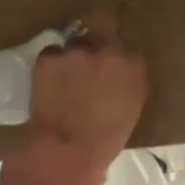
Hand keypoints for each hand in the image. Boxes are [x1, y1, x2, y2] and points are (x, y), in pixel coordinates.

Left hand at [24, 10, 148, 179]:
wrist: (68, 151)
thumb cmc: (104, 141)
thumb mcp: (130, 109)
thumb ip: (127, 83)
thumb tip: (117, 74)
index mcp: (135, 66)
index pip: (126, 48)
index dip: (114, 56)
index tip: (107, 67)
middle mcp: (110, 51)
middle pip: (101, 33)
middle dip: (93, 46)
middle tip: (84, 66)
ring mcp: (78, 51)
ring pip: (74, 43)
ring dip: (71, 56)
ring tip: (64, 77)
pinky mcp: (51, 56)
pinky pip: (52, 53)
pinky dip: (50, 65)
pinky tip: (49, 83)